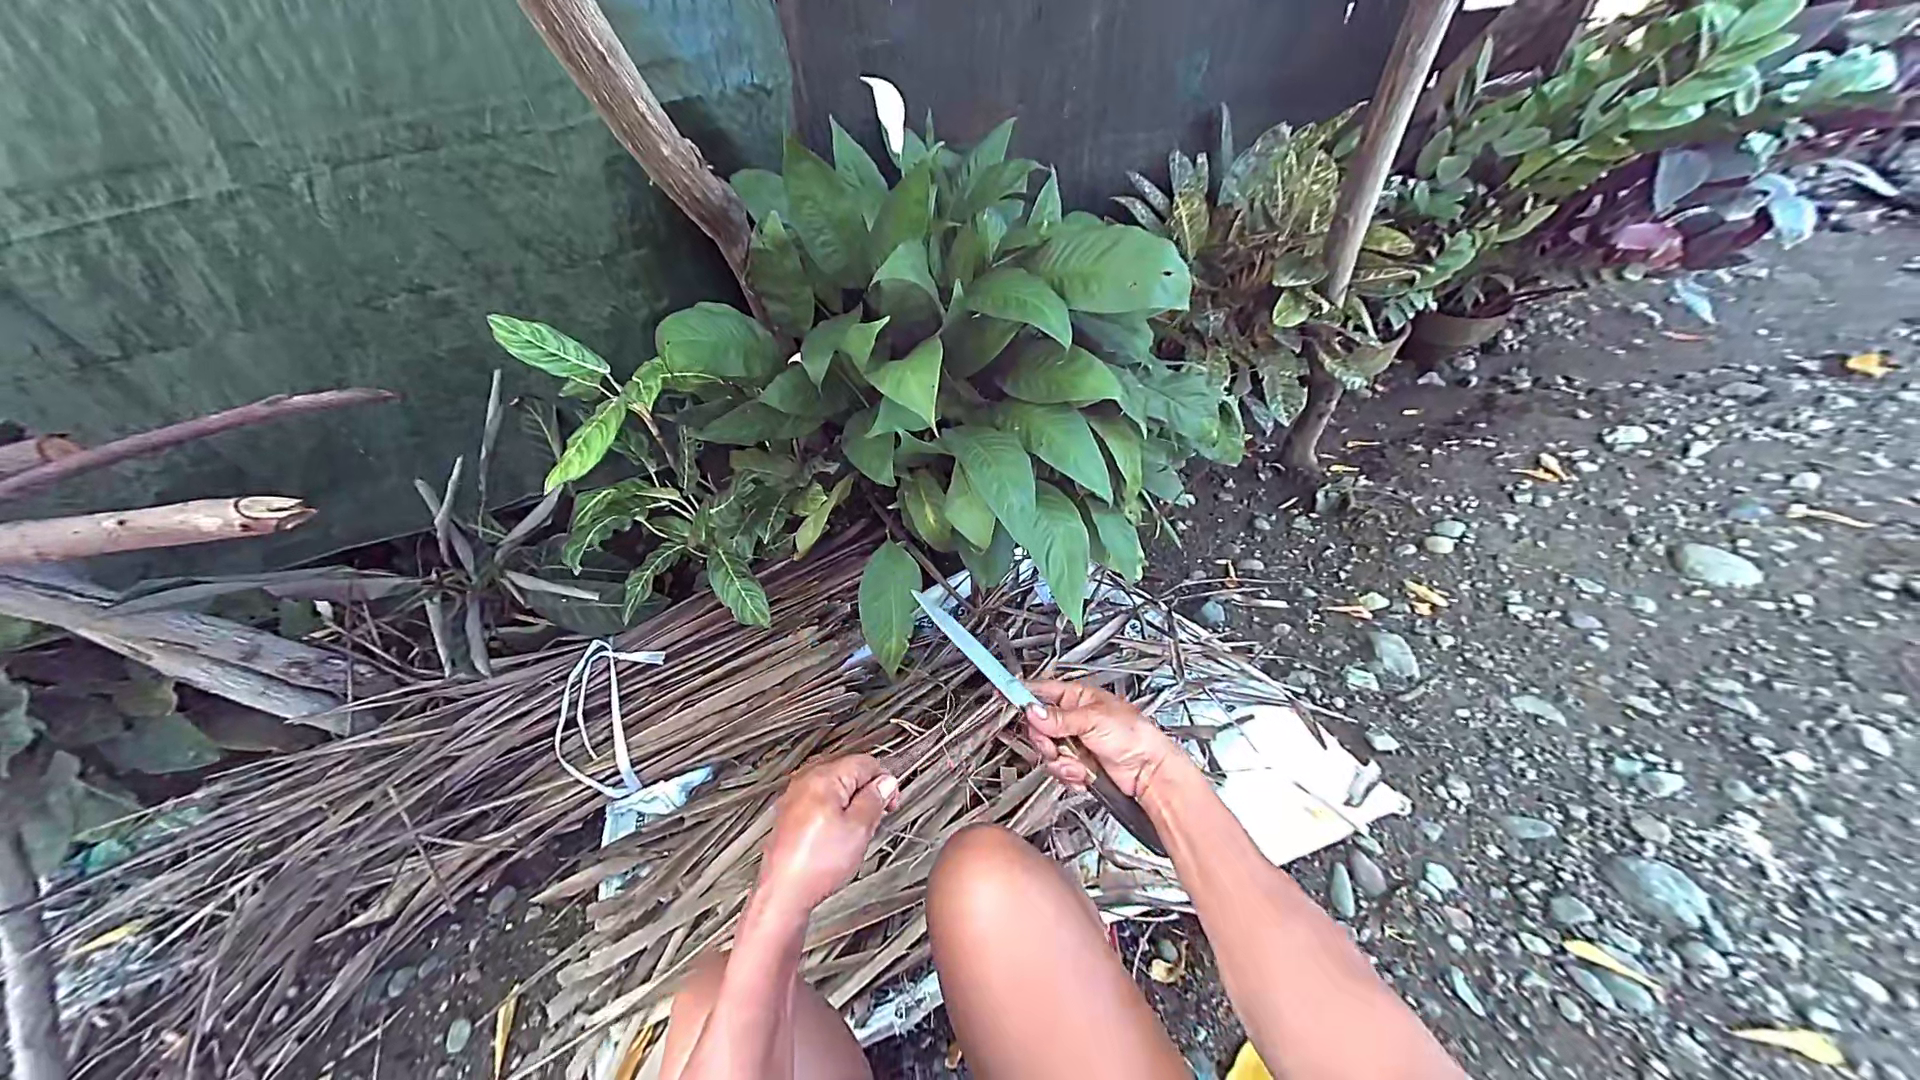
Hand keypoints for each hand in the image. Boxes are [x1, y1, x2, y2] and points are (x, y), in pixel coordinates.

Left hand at [757, 754, 899, 914]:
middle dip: (866, 793)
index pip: (866, 762)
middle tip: (873, 819)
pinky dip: (833, 814)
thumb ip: (875, 799)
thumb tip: (885, 783)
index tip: (890, 802)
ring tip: (853, 833)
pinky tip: (834, 838)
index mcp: (824, 777)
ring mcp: (795, 797)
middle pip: (850, 772)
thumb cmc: (814, 865)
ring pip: (835, 789)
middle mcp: (806, 780)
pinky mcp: (789, 814)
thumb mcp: (859, 829)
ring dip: (850, 805)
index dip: (884, 782)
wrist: (782, 895)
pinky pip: (820, 803)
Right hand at [1024, 680, 1177, 797]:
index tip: (1004, 692)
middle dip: (1046, 740)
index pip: (1041, 691)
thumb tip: (1033, 711)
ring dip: (1061, 761)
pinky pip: (1058, 769)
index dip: (1022, 694)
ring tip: (1078, 761)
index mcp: (1077, 698)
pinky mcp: (1077, 764)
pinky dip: (1069, 774)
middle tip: (1056, 744)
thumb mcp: (1092, 720)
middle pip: (1038, 726)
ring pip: (1046, 751)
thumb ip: (1059, 718)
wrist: (1150, 771)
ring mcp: (1074, 742)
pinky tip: (1084, 772)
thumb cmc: (1134, 735)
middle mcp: (1073, 718)